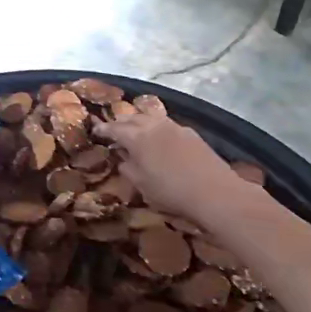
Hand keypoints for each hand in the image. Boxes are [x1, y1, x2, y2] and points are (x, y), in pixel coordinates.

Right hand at [97, 112, 267, 224]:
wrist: (215, 193)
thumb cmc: (171, 192)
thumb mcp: (141, 185)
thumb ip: (128, 168)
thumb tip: (123, 158)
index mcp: (137, 137)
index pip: (114, 128)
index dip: (103, 129)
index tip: (95, 131)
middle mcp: (154, 125)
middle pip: (133, 118)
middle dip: (121, 123)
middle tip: (113, 130)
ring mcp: (175, 127)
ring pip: (151, 119)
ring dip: (140, 123)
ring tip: (135, 132)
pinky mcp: (192, 134)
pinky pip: (166, 126)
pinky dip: (156, 129)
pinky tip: (159, 140)